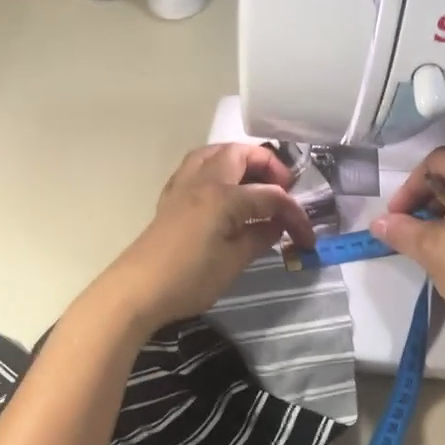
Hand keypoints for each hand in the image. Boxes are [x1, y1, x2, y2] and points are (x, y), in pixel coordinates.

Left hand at [89, 143, 315, 330]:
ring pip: (214, 154)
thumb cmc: (188, 279)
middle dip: (268, 167)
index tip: (307, 238)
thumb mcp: (232, 263)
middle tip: (283, 191)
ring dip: (238, 161)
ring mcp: (182, 187)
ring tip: (254, 183)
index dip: (294, 215)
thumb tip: (275, 226)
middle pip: (240, 155)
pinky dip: (216, 171)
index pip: (270, 196)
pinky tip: (222, 192)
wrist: (137, 290)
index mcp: (223, 195)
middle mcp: (203, 181)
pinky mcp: (169, 201)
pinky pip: (196, 170)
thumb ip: (258, 238)